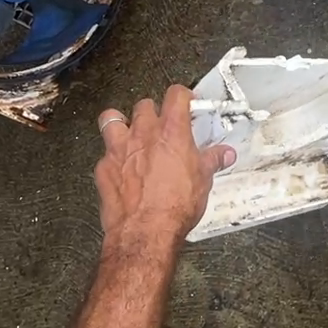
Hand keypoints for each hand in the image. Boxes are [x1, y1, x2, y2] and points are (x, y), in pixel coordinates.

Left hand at [94, 85, 235, 254]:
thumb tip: (223, 155)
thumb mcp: (204, 179)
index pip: (176, 95)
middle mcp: (144, 134)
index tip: (187, 103)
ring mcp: (119, 150)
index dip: (183, 96)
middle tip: (161, 123)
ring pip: (112, 119)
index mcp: (172, 131)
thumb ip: (212, 161)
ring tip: (129, 131)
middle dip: (153, 111)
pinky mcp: (103, 169)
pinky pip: (104, 154)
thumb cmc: (173, 206)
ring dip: (121, 123)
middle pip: (144, 104)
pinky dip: (112, 158)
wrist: (145, 231)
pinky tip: (121, 168)